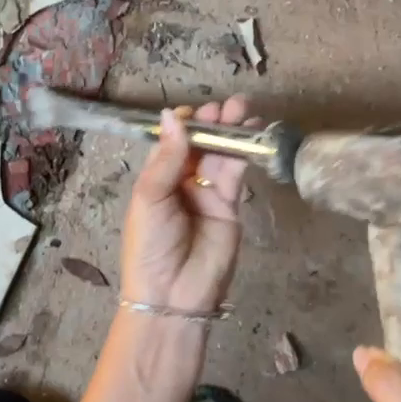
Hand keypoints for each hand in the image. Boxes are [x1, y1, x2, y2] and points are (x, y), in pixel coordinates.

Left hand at [119, 97, 252, 312]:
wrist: (172, 296)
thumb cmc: (150, 244)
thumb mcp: (150, 197)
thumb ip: (167, 157)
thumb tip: (172, 115)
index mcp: (156, 177)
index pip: (171, 141)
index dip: (183, 124)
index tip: (194, 110)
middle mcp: (181, 181)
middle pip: (199, 144)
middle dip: (211, 123)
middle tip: (226, 106)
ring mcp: (207, 193)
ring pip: (220, 154)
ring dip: (230, 132)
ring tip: (242, 109)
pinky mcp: (230, 206)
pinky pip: (236, 173)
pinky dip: (243, 153)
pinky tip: (251, 134)